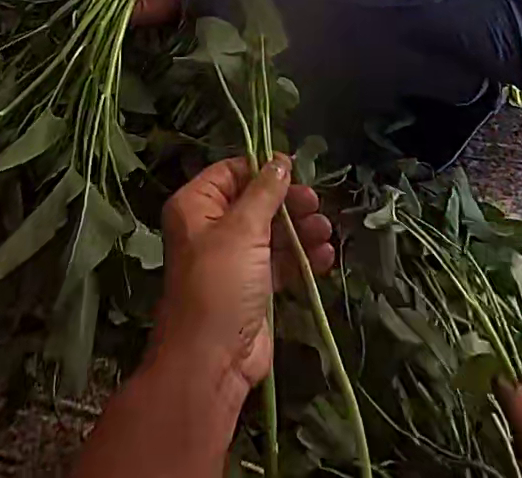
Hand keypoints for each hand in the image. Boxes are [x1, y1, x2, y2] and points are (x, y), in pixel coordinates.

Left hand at [151, 155, 335, 399]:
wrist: (212, 359)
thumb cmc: (220, 283)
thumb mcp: (242, 229)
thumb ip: (264, 192)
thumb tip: (279, 161)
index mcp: (196, 205)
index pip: (231, 172)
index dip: (262, 168)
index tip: (295, 167)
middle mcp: (212, 226)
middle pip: (256, 201)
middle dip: (288, 202)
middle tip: (315, 203)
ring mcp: (234, 257)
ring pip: (272, 231)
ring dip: (300, 229)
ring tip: (325, 231)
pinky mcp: (254, 284)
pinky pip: (280, 261)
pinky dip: (302, 257)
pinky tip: (325, 256)